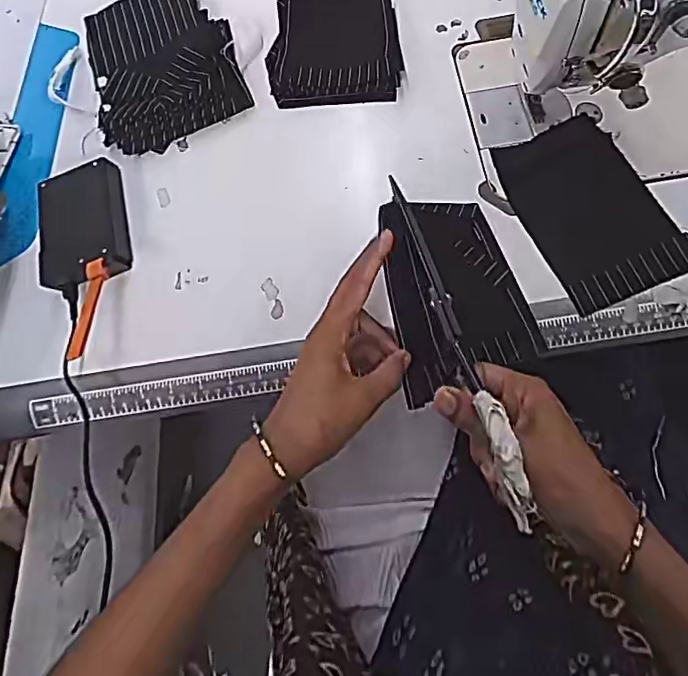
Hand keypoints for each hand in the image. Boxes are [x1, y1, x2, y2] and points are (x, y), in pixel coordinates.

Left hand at [263, 231, 410, 478]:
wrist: (286, 447)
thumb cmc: (311, 423)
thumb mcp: (362, 397)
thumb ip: (388, 373)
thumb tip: (401, 359)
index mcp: (329, 333)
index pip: (354, 285)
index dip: (372, 259)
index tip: (382, 239)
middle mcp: (324, 336)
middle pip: (359, 306)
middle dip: (383, 308)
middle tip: (399, 298)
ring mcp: (324, 350)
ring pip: (360, 331)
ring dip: (379, 344)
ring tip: (392, 365)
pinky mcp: (325, 364)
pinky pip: (355, 349)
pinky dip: (371, 358)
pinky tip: (381, 375)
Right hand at [434, 363, 639, 565]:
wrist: (595, 525)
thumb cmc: (570, 482)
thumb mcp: (512, 446)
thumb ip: (475, 419)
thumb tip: (445, 395)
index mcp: (526, 390)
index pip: (477, 375)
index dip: (464, 396)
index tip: (461, 418)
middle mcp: (526, 407)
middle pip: (477, 412)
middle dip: (481, 441)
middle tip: (498, 455)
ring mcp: (525, 433)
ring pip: (484, 440)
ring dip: (491, 463)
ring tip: (511, 475)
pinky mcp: (525, 456)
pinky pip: (495, 460)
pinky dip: (499, 476)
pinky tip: (515, 486)